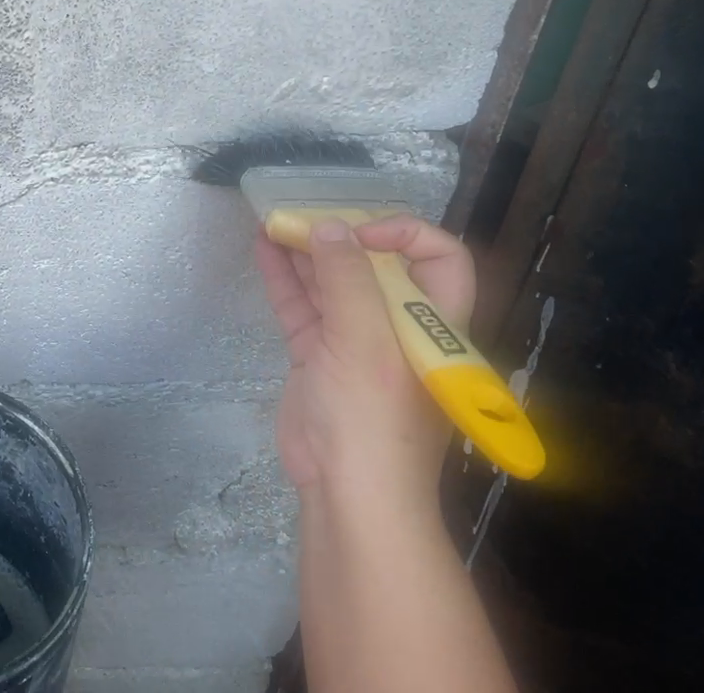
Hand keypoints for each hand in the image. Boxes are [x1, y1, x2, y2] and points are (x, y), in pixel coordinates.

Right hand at [257, 214, 468, 510]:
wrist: (347, 490)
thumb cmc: (373, 416)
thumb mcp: (365, 341)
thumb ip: (347, 279)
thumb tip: (329, 226)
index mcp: (431, 321)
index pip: (438, 258)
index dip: (403, 234)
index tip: (356, 233)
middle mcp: (397, 324)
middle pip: (375, 264)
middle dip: (341, 233)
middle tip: (302, 212)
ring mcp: (353, 340)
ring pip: (332, 281)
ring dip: (306, 249)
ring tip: (274, 220)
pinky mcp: (317, 356)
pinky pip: (302, 306)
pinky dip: (284, 277)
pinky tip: (264, 249)